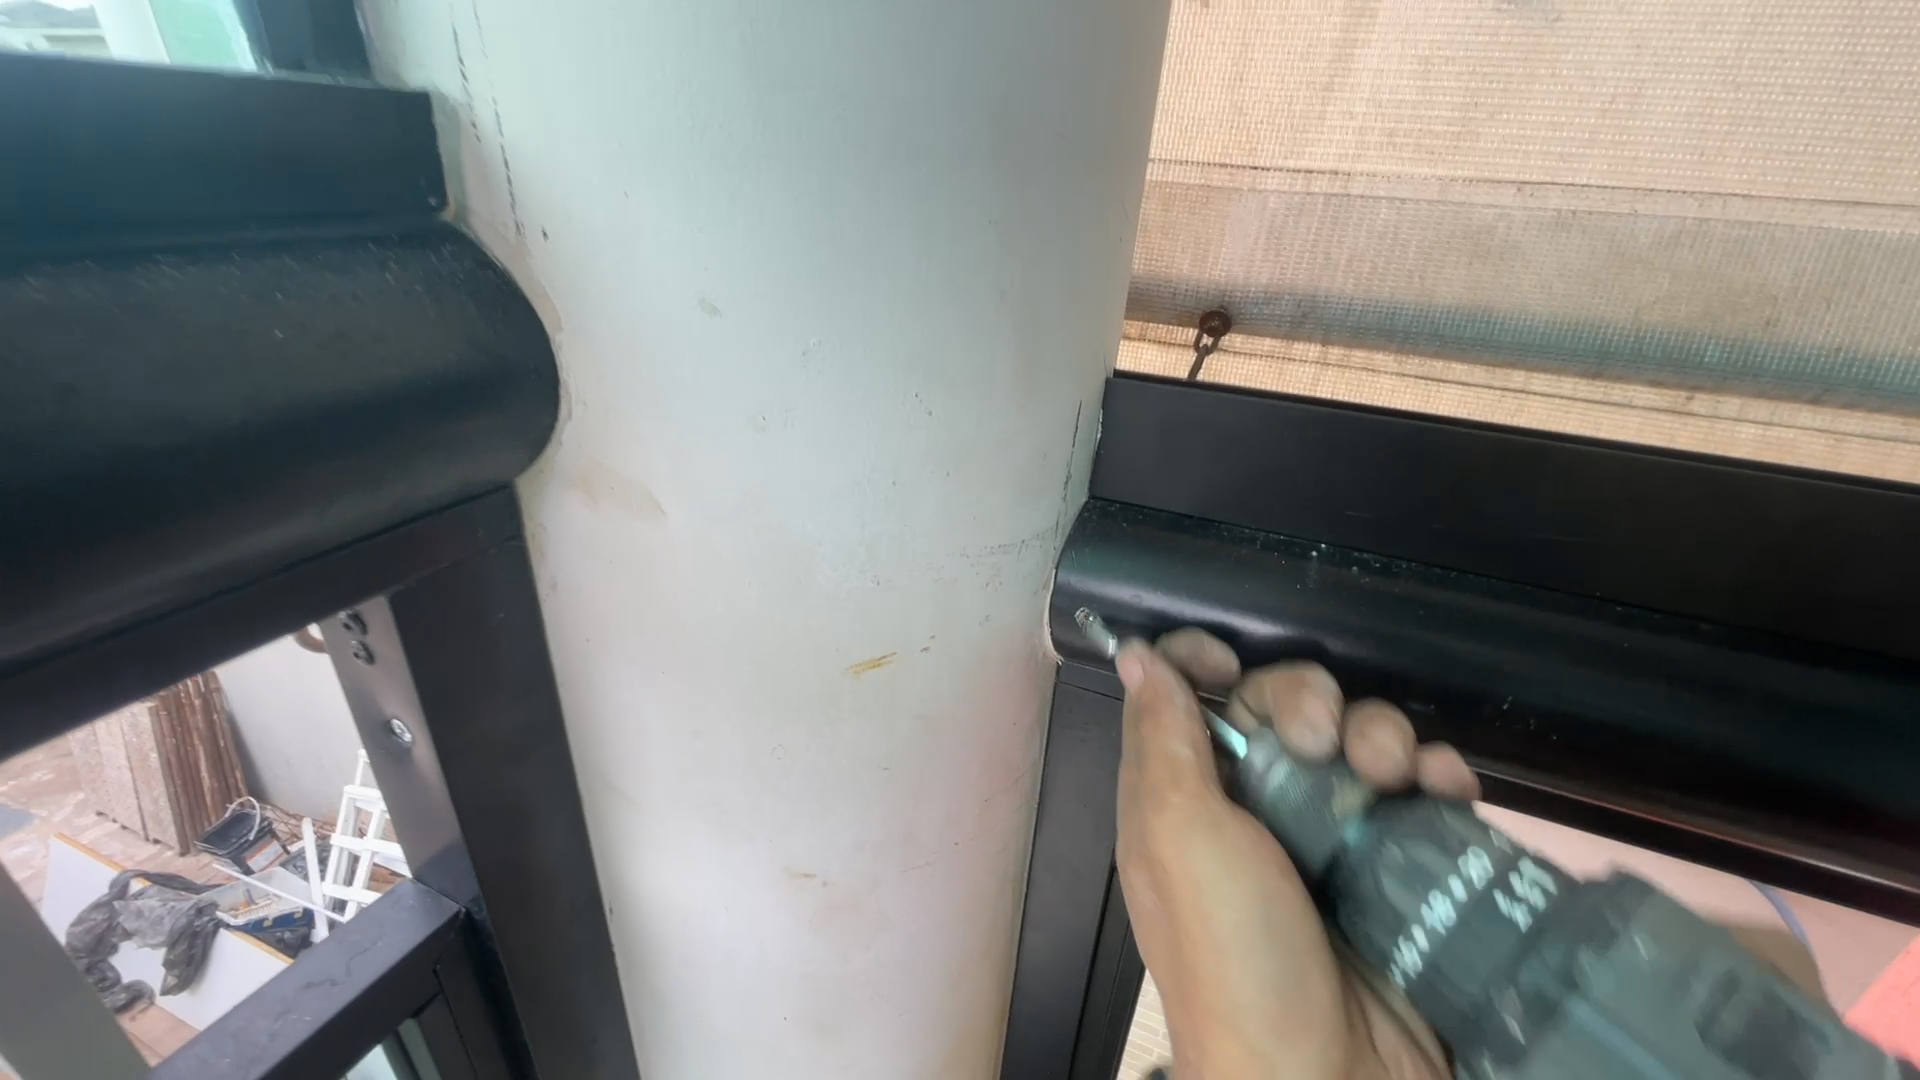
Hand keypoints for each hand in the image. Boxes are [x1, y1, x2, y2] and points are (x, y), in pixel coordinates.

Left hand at [1113, 629, 1480, 1079]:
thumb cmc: (1233, 949)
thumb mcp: (1179, 835)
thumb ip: (1162, 739)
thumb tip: (1136, 655)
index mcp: (1179, 791)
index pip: (1178, 693)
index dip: (1197, 659)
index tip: (1229, 662)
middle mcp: (1244, 800)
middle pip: (1273, 703)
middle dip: (1305, 698)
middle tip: (1323, 741)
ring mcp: (1321, 830)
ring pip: (1349, 735)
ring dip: (1379, 733)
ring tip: (1392, 775)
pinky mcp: (1388, 861)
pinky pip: (1413, 790)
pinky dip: (1433, 774)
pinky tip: (1446, 786)